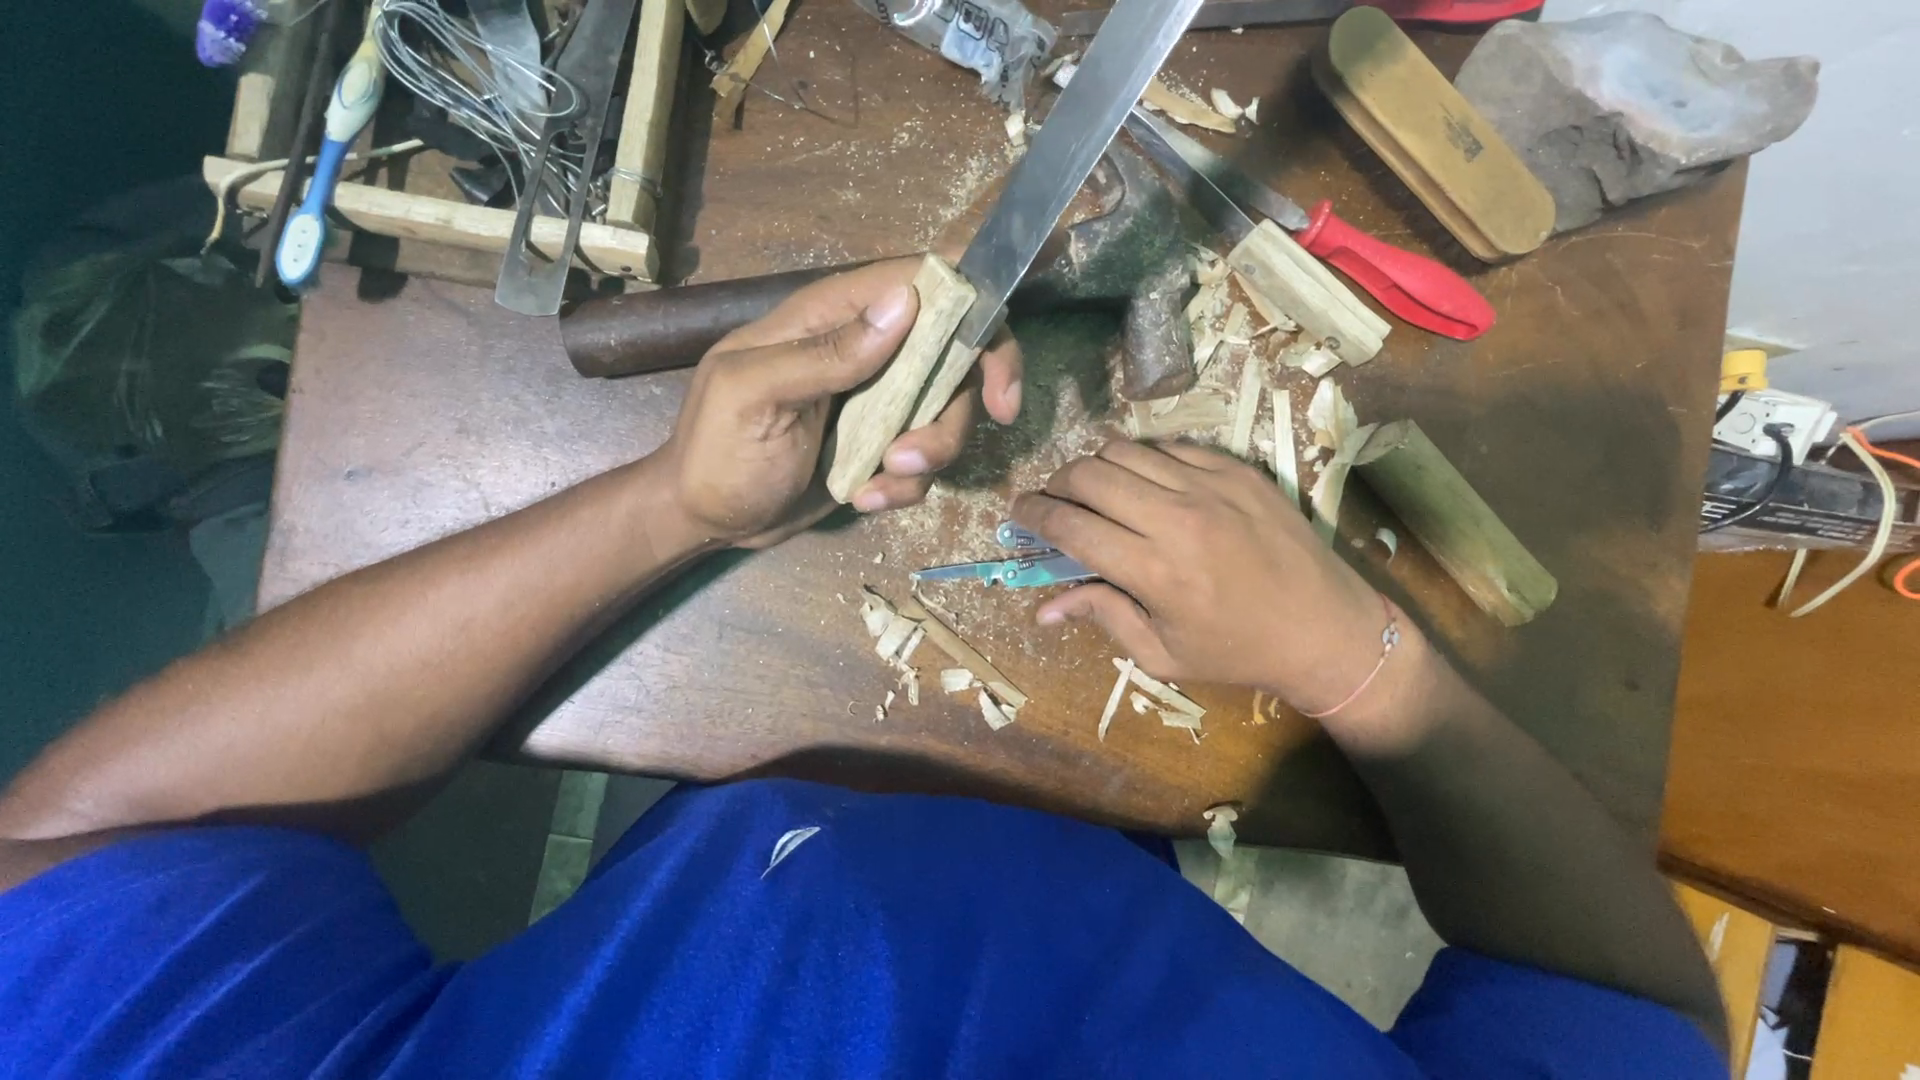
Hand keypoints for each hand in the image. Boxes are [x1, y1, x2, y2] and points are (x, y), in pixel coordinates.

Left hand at [657, 259, 1022, 548]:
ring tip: (875, 486)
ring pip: (948, 414)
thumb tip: (905, 304)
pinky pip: (925, 459)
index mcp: (831, 318)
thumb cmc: (717, 449)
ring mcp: (879, 401)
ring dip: (926, 457)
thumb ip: (826, 351)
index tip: (996, 371)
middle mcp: (867, 352)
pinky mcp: (883, 447)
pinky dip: (905, 486)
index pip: (919, 284)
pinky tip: (865, 499)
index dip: (972, 312)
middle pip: (955, 355)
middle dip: (957, 411)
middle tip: (924, 456)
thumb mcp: (756, 395)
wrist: (707, 517)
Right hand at [1011, 441, 1403, 716]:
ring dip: (1097, 466)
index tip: (1017, 512)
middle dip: (1057, 484)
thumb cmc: (1236, 651)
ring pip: (1125, 451)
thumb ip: (1102, 617)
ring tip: (1096, 489)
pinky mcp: (1236, 470)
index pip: (1071, 526)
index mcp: (1154, 571)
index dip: (1033, 514)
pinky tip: (1146, 483)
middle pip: (1089, 474)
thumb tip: (1044, 609)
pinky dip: (1144, 461)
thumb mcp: (1162, 653)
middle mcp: (1176, 519)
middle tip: (1054, 501)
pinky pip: (1170, 447)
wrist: (1325, 628)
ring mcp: (1210, 486)